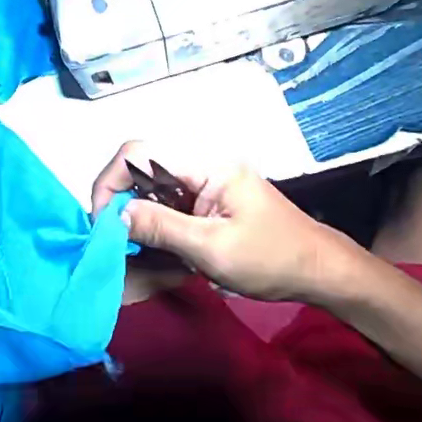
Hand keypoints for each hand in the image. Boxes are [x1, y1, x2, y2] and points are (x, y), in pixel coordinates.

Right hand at [91, 141, 373, 303]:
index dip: (111, 180)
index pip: (139, 152)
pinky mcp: (206, 194)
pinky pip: (165, 195)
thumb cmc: (272, 258)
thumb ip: (162, 227)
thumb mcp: (213, 249)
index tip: (102, 221)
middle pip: (140, 162)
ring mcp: (204, 177)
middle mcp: (201, 161)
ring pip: (149, 179)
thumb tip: (114, 216)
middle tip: (112, 236)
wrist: (319, 270)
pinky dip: (150, 216)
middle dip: (119, 196)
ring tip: (129, 242)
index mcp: (206, 163)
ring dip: (133, 208)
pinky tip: (151, 242)